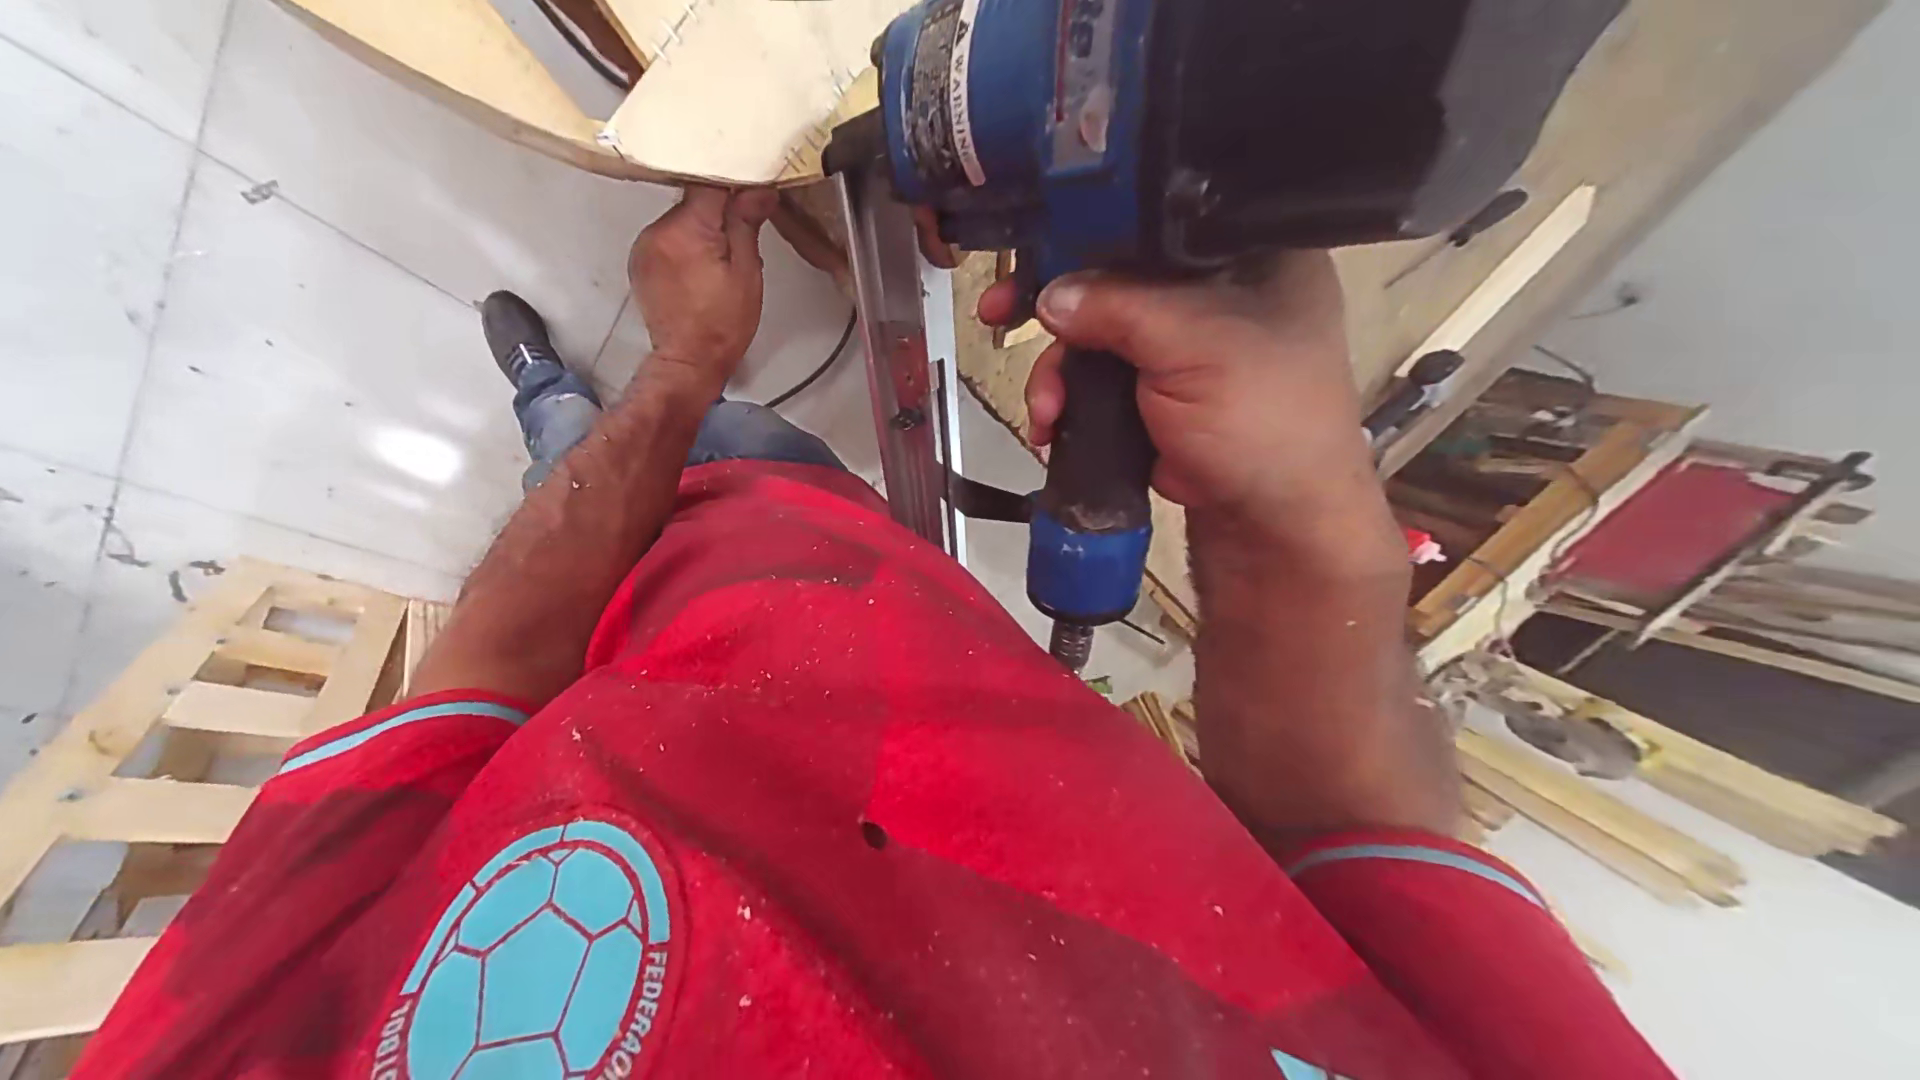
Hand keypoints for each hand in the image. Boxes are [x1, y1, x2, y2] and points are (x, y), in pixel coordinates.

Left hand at [629, 185, 778, 382]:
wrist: (689, 360)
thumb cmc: (722, 325)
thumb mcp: (747, 273)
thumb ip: (746, 224)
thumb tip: (758, 190)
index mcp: (687, 229)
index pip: (709, 182)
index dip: (733, 185)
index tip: (751, 195)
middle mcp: (658, 231)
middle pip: (692, 201)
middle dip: (718, 215)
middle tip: (740, 243)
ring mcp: (645, 246)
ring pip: (680, 221)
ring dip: (700, 233)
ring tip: (717, 266)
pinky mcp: (640, 261)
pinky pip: (666, 239)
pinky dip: (684, 247)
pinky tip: (699, 273)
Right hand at [982, 253, 1398, 565]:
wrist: (1267, 517)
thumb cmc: (1256, 416)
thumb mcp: (1193, 343)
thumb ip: (1118, 306)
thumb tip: (1050, 296)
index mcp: (1246, 254)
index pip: (1155, 221)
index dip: (1089, 228)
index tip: (1032, 249)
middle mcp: (1210, 293)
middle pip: (1111, 282)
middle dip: (1053, 309)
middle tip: (996, 313)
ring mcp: (1177, 348)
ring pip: (1094, 338)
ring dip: (1056, 373)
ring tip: (1046, 414)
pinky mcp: (1152, 395)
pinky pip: (1095, 382)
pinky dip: (1067, 400)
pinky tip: (1051, 427)